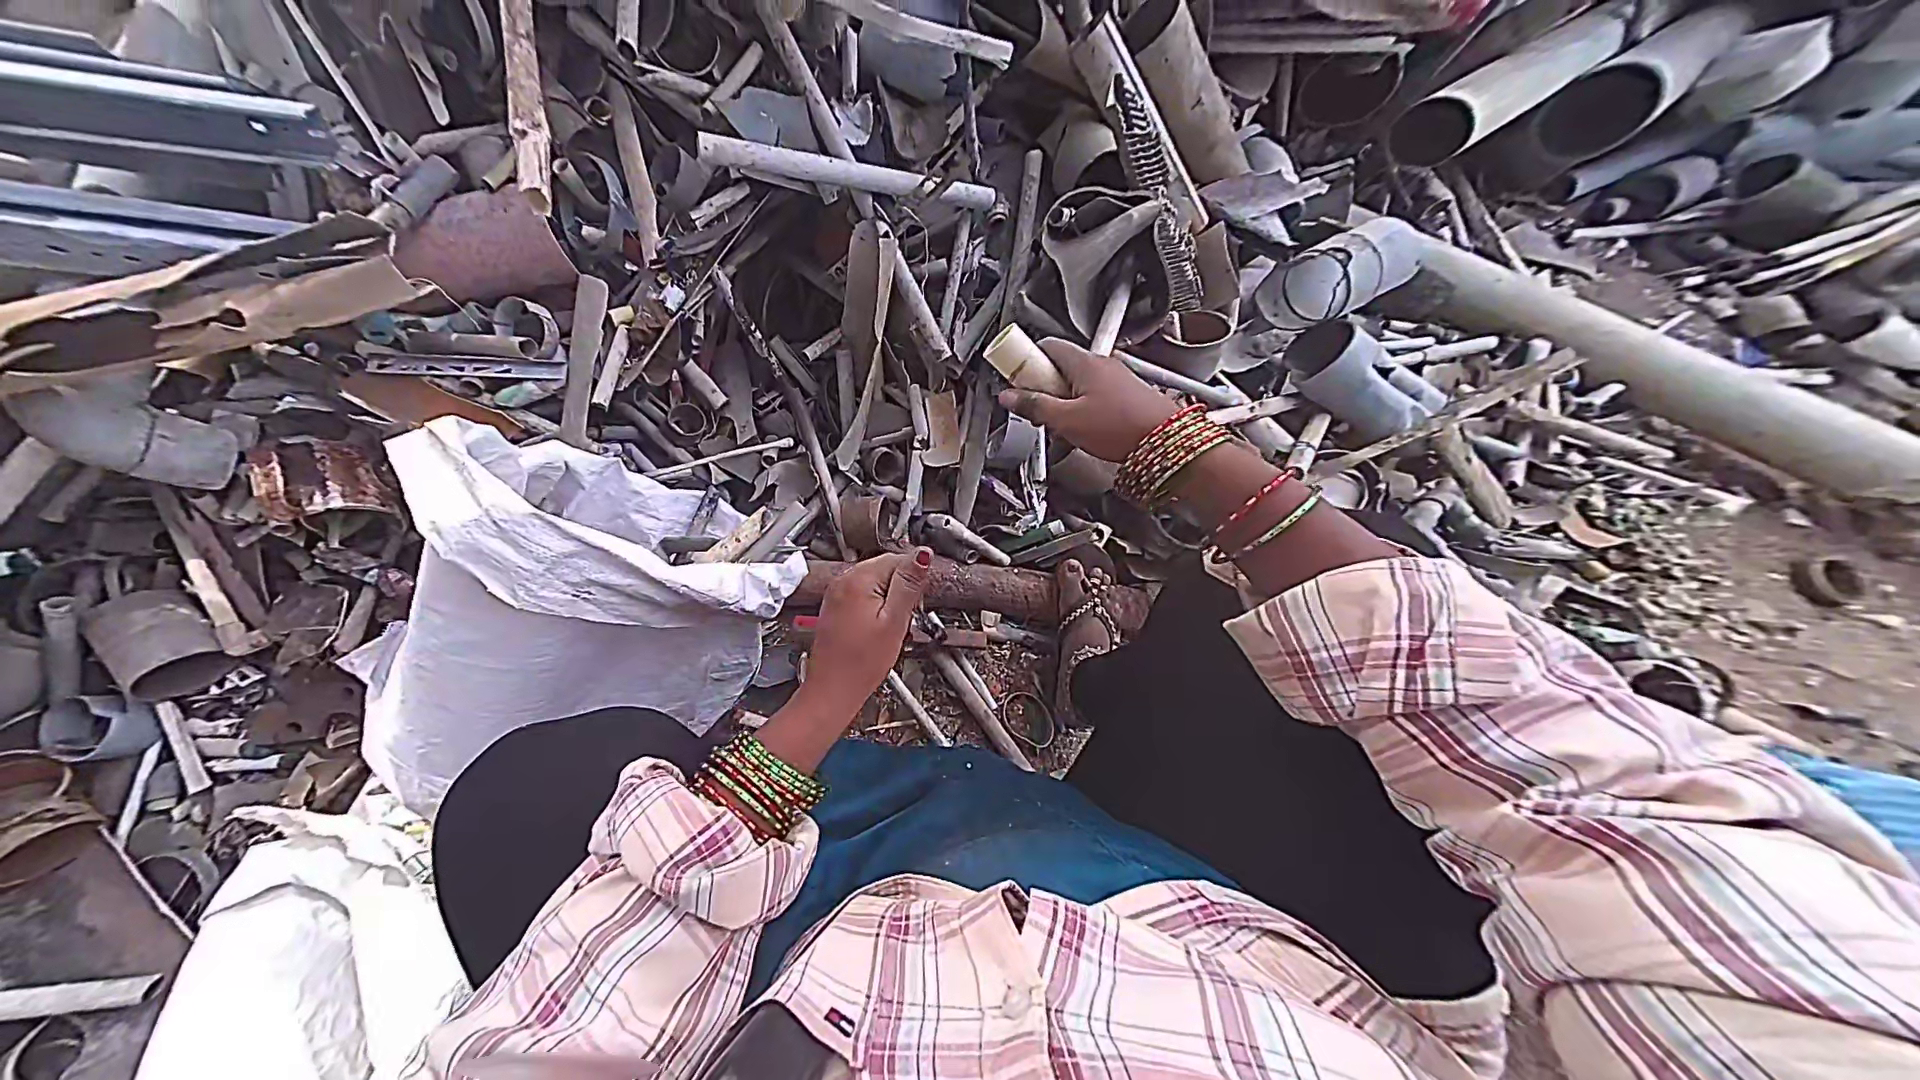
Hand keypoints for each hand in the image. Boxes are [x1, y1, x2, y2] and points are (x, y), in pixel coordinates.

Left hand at [795, 549, 931, 719]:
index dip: (914, 579)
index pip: (898, 558)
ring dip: (890, 598)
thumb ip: (909, 584)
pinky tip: (877, 628)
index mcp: (858, 579)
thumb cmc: (860, 663)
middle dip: (902, 588)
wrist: (833, 690)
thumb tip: (923, 554)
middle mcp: (842, 581)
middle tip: (905, 617)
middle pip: (886, 568)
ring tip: (891, 625)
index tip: (917, 602)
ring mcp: (836, 594)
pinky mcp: (835, 607)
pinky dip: (876, 607)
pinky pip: (864, 595)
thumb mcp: (894, 621)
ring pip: (876, 582)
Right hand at [996, 337, 1179, 461]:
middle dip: (1043, 390)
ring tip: (1060, 427)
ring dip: (1062, 404)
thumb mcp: (1067, 420)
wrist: (1165, 442)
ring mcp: (1114, 380)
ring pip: (1075, 385)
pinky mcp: (1123, 397)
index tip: (1016, 378)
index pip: (1047, 346)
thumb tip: (1010, 396)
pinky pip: (1092, 397)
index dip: (1026, 361)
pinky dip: (1080, 411)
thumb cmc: (1124, 427)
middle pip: (1059, 368)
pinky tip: (1081, 432)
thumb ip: (1035, 406)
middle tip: (1037, 410)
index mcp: (1085, 362)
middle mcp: (1101, 365)